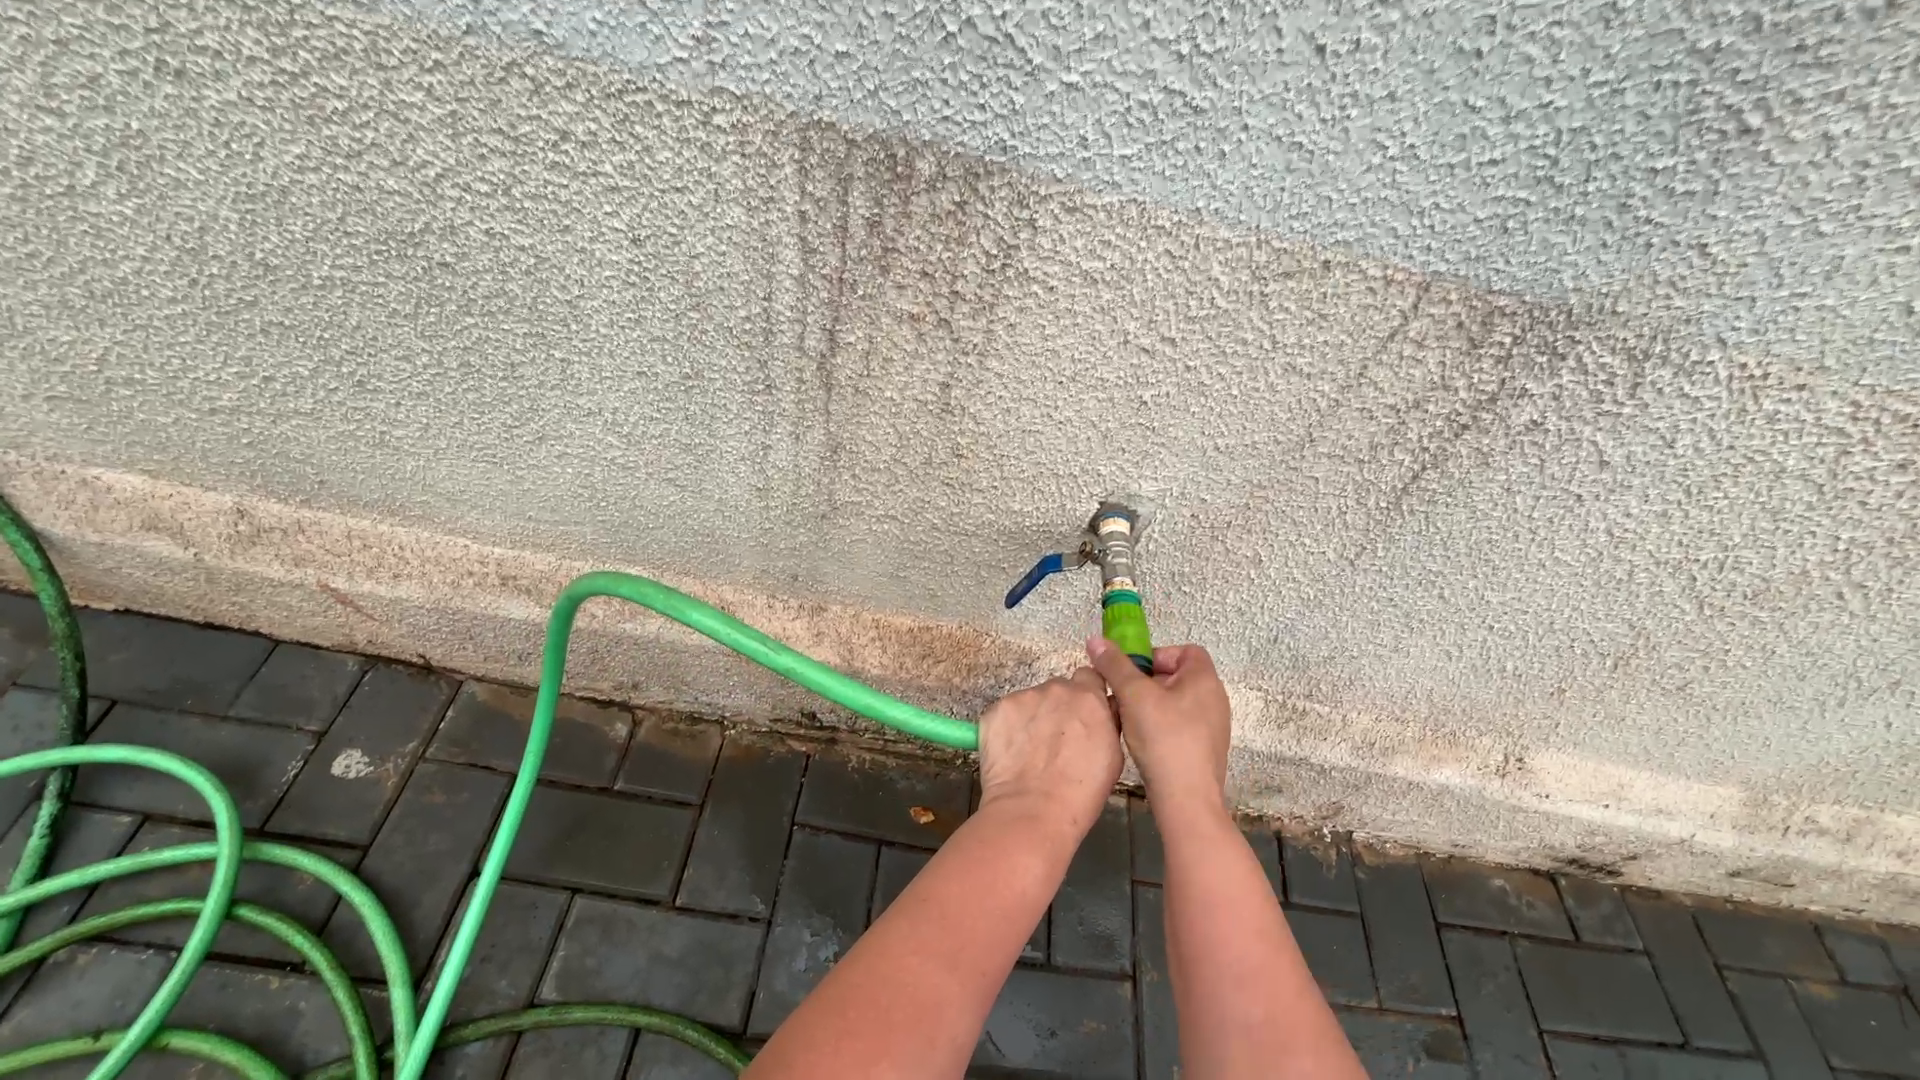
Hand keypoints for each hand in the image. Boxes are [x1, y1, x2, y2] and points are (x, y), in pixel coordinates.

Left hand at [977, 668, 1123, 836]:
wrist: (1032, 810)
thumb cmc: (1082, 791)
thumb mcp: (1113, 754)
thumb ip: (1108, 721)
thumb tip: (1105, 707)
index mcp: (1088, 697)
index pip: (1089, 676)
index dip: (1087, 694)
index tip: (1083, 714)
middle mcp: (1055, 689)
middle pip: (1059, 689)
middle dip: (1059, 707)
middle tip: (1057, 740)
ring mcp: (1022, 698)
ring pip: (1031, 701)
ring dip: (1034, 717)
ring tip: (1032, 752)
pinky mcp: (995, 711)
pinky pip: (1006, 713)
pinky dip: (1009, 728)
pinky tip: (1012, 754)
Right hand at [1086, 637, 1231, 814]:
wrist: (1186, 799)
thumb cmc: (1163, 738)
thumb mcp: (1133, 695)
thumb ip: (1114, 665)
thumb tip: (1095, 640)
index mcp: (1205, 679)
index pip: (1185, 650)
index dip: (1156, 654)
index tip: (1132, 671)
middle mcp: (1215, 698)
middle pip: (1177, 676)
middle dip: (1147, 681)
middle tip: (1123, 695)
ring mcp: (1213, 726)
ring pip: (1175, 702)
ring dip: (1150, 705)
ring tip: (1128, 719)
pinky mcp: (1205, 749)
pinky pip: (1179, 725)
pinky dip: (1160, 726)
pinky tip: (1141, 741)